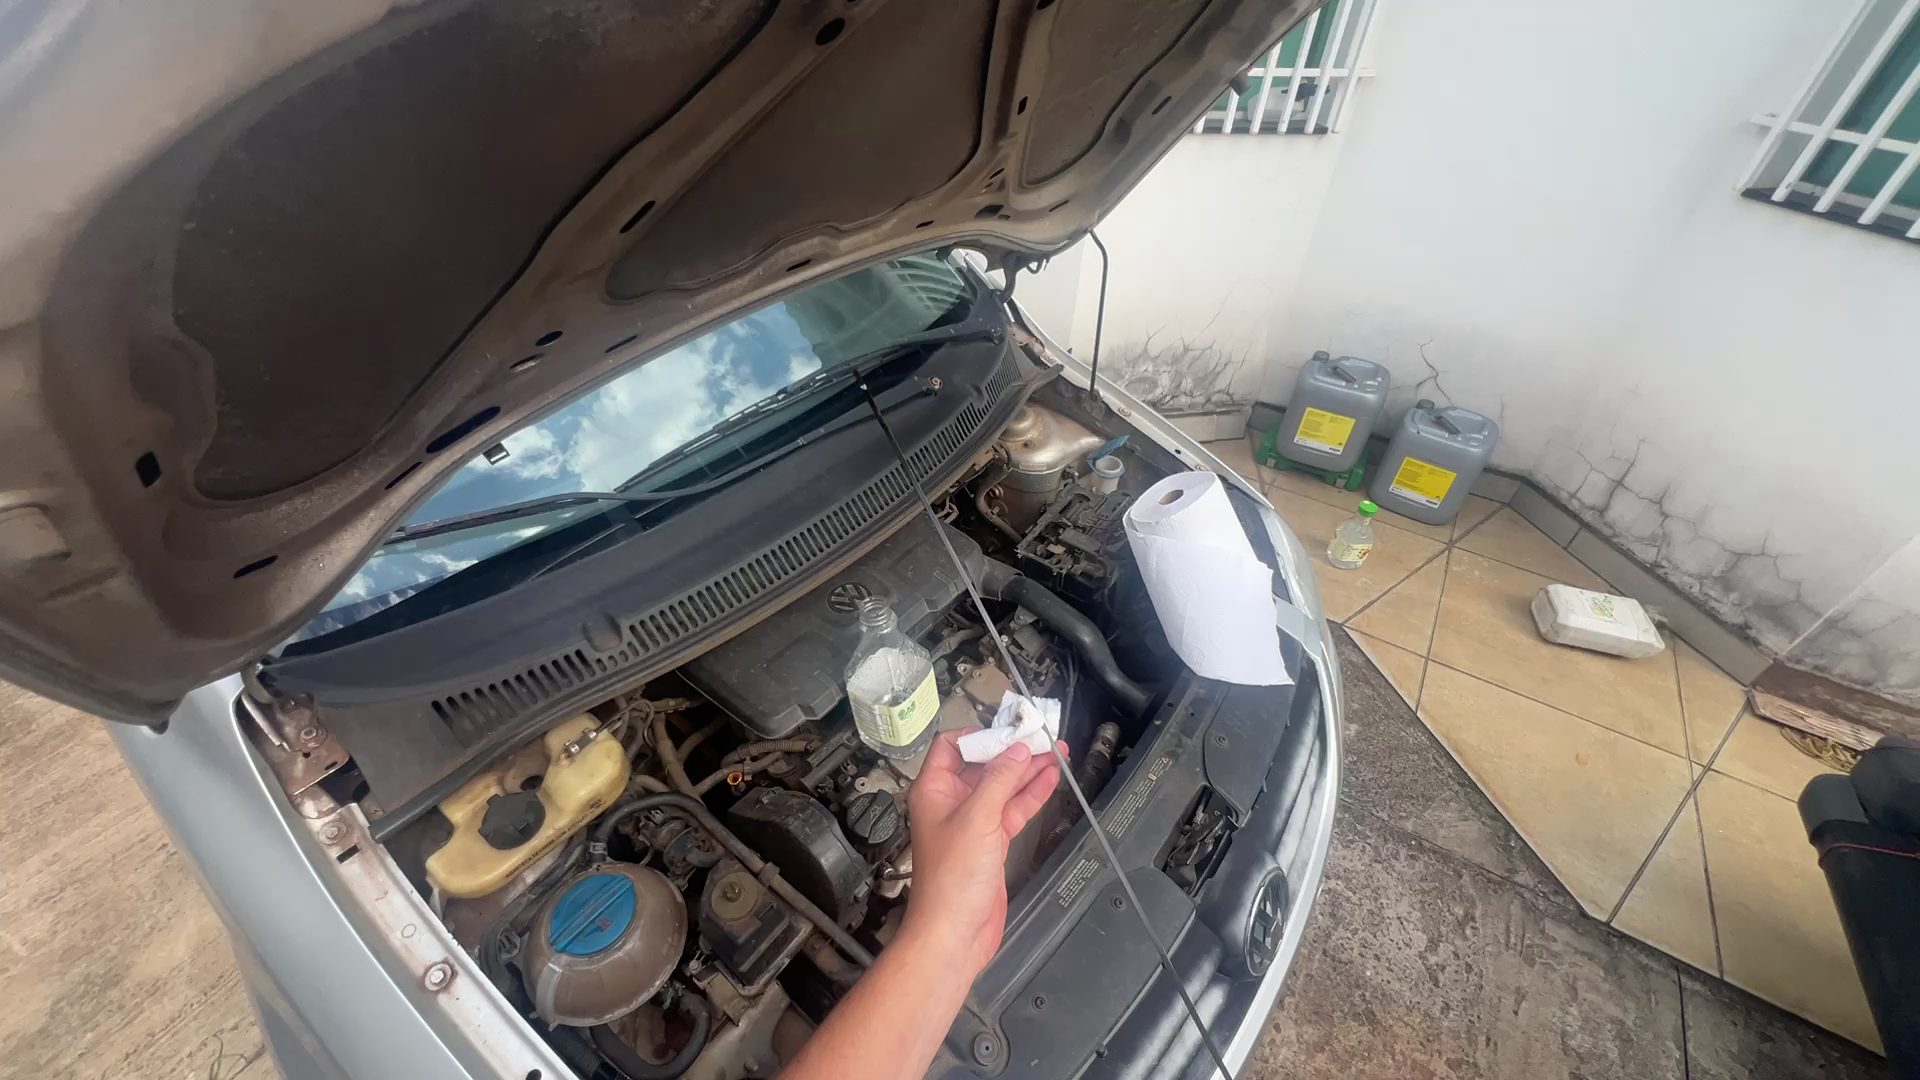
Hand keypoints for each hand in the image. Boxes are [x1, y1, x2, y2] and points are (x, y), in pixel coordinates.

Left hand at [901, 730, 1063, 977]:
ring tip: (1056, 751)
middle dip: (1012, 750)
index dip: (978, 735)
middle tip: (1041, 736)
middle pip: (983, 764)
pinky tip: (1051, 778)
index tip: (1008, 730)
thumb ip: (999, 780)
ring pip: (1003, 785)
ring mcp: (974, 821)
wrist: (955, 934)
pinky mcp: (992, 841)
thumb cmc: (952, 879)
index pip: (952, 746)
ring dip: (1028, 769)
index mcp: (934, 789)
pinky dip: (1031, 793)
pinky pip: (1013, 808)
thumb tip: (1016, 749)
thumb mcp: (977, 819)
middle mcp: (952, 801)